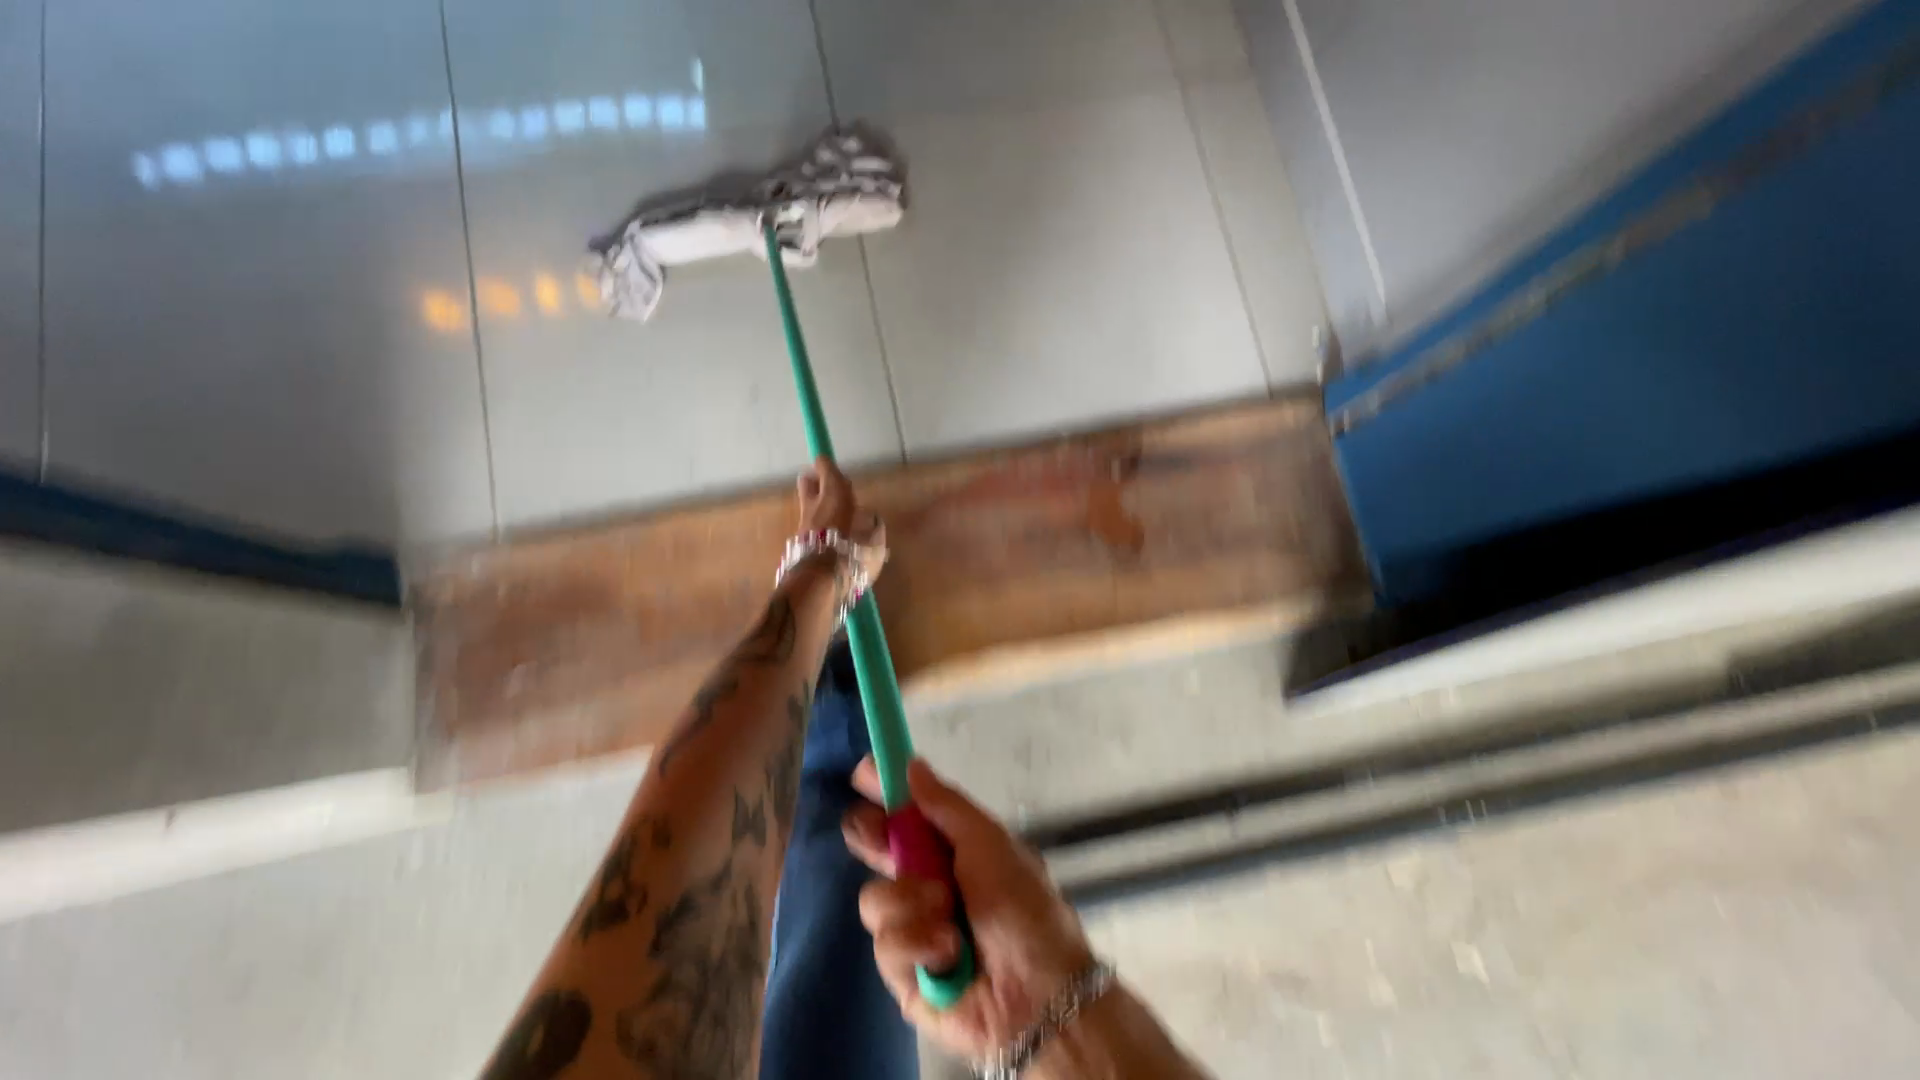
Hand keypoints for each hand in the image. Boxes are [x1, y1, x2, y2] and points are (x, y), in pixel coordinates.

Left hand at [796, 457, 886, 587]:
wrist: (818, 585)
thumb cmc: (851, 556)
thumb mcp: (875, 545)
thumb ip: (874, 531)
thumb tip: (873, 523)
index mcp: (834, 496)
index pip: (826, 469)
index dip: (828, 466)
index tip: (831, 466)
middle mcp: (814, 507)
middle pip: (807, 483)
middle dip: (816, 482)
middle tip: (829, 488)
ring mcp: (802, 525)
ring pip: (807, 507)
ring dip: (818, 509)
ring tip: (836, 520)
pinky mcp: (796, 544)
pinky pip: (808, 528)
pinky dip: (818, 529)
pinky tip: (830, 541)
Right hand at [843, 758, 1096, 1061]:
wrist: (1039, 994)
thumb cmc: (1023, 909)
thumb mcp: (991, 845)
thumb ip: (947, 806)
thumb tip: (911, 765)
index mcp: (952, 851)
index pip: (907, 814)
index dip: (883, 792)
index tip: (862, 772)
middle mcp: (926, 884)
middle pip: (874, 850)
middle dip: (871, 838)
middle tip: (876, 835)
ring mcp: (911, 927)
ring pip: (874, 898)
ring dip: (912, 902)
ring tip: (949, 917)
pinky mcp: (902, 972)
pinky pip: (885, 942)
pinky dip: (917, 942)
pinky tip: (948, 954)